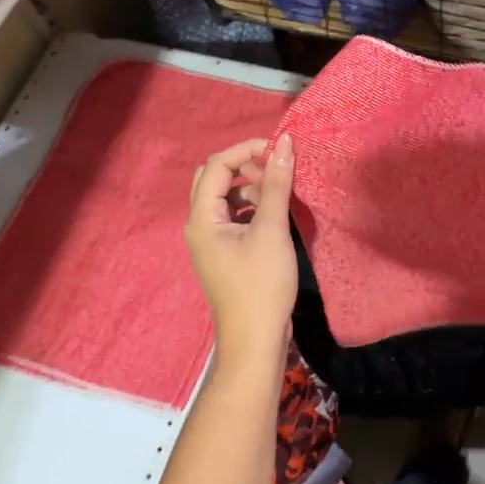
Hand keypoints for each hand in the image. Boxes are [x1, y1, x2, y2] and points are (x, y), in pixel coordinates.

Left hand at [185, 135, 297, 357]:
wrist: (255, 339)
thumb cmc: (261, 284)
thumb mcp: (271, 230)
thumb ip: (276, 184)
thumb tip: (284, 144)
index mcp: (201, 218)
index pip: (217, 165)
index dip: (247, 150)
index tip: (279, 149)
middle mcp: (199, 225)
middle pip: (215, 178)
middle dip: (245, 166)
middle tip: (276, 168)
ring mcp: (211, 241)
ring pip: (226, 197)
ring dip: (251, 187)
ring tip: (281, 192)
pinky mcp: (226, 253)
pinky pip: (234, 217)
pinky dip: (253, 207)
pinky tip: (275, 213)